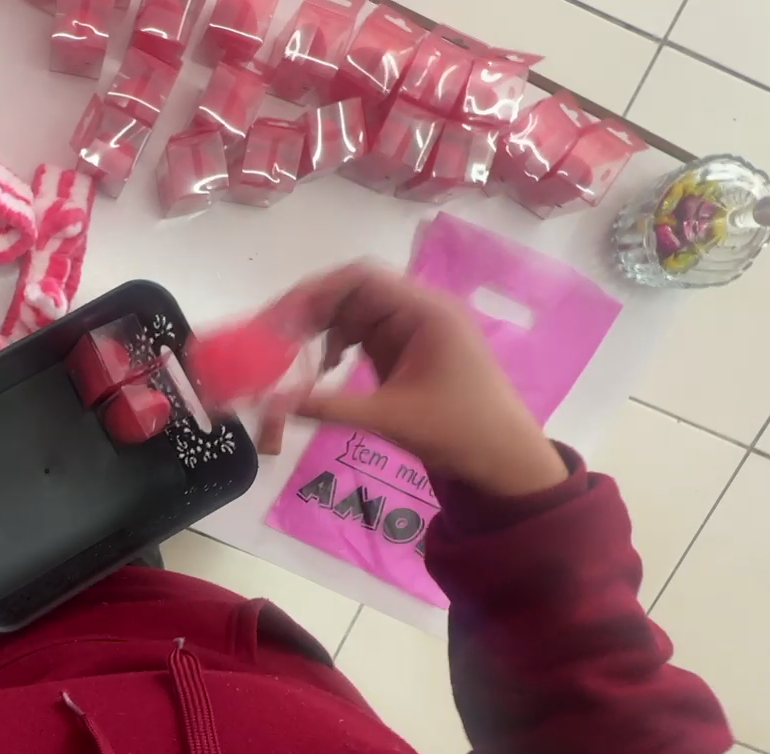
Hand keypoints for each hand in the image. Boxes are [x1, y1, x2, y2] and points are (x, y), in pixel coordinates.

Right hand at [267, 263, 568, 497]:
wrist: (500, 458)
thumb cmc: (457, 431)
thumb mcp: (388, 419)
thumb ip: (328, 408)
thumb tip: (274, 405)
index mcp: (423, 312)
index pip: (358, 280)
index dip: (312, 293)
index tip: (276, 318)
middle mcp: (415, 311)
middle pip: (350, 292)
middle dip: (307, 312)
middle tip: (269, 339)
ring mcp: (409, 330)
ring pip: (351, 314)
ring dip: (317, 330)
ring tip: (286, 354)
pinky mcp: (402, 351)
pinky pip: (359, 335)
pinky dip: (333, 347)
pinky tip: (321, 369)